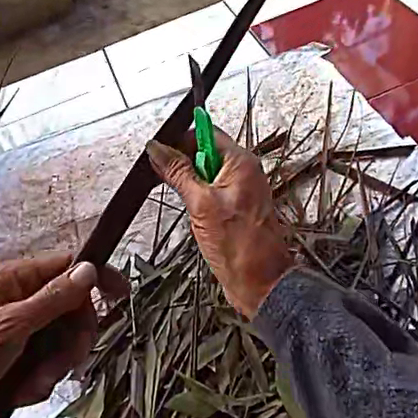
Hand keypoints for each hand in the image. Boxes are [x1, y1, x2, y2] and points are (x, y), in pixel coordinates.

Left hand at [0, 252, 126, 417]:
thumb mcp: (11, 326)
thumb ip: (52, 299)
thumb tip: (88, 269)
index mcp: (15, 279)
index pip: (67, 266)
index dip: (95, 279)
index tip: (121, 296)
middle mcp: (21, 298)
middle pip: (71, 308)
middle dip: (72, 339)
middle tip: (69, 362)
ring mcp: (20, 328)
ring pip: (62, 339)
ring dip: (55, 366)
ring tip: (34, 385)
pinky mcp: (18, 356)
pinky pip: (48, 362)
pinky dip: (41, 380)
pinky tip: (22, 392)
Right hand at [147, 126, 294, 316]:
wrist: (260, 284)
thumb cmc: (240, 247)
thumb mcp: (200, 204)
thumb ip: (178, 173)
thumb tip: (157, 149)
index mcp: (241, 163)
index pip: (206, 133)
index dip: (181, 140)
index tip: (161, 153)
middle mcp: (243, 172)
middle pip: (204, 152)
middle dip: (182, 162)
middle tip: (164, 178)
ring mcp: (239, 190)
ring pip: (205, 173)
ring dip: (187, 182)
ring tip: (180, 199)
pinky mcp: (234, 208)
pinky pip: (210, 191)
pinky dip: (195, 197)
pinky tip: (190, 212)